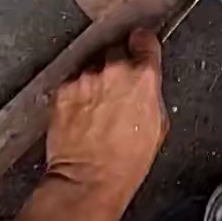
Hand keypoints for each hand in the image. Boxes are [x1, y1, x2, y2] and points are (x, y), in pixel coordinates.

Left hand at [45, 29, 167, 209]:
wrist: (88, 181)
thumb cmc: (127, 161)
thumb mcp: (158, 125)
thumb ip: (151, 92)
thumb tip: (146, 81)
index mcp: (144, 75)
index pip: (144, 39)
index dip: (141, 43)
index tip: (138, 46)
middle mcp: (115, 69)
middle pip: (115, 50)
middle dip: (116, 64)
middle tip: (114, 88)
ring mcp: (87, 77)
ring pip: (92, 66)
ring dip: (94, 79)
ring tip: (94, 107)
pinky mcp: (64, 88)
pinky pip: (73, 81)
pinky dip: (76, 92)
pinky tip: (79, 113)